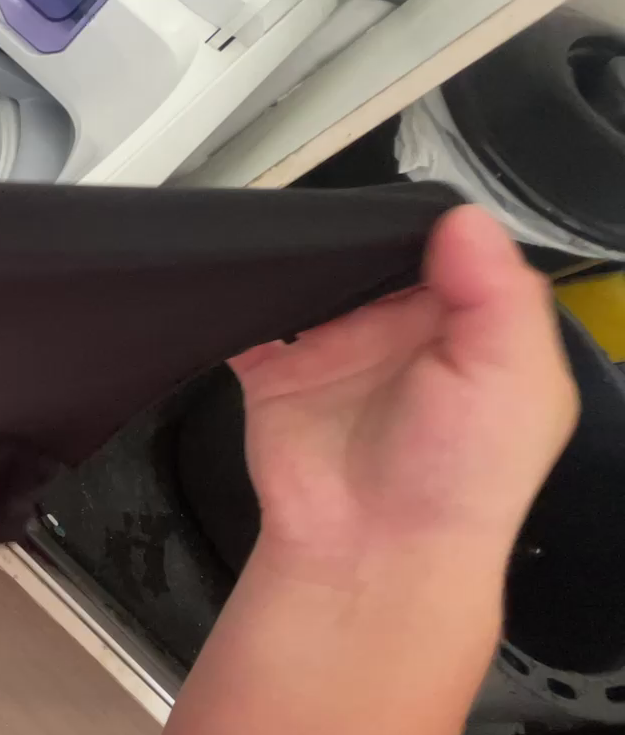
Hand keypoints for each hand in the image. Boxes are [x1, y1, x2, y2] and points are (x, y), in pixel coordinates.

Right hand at [230, 205, 577, 572]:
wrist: (371, 538)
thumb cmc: (461, 462)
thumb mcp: (513, 373)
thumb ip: (490, 293)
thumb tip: (455, 215)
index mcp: (461, 322)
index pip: (439, 252)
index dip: (414, 223)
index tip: (378, 196)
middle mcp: (390, 331)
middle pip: (360, 266)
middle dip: (336, 238)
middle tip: (305, 210)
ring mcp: (324, 353)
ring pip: (301, 292)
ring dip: (282, 270)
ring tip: (259, 239)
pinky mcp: (267, 377)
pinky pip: (245, 335)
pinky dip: (230, 312)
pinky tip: (221, 288)